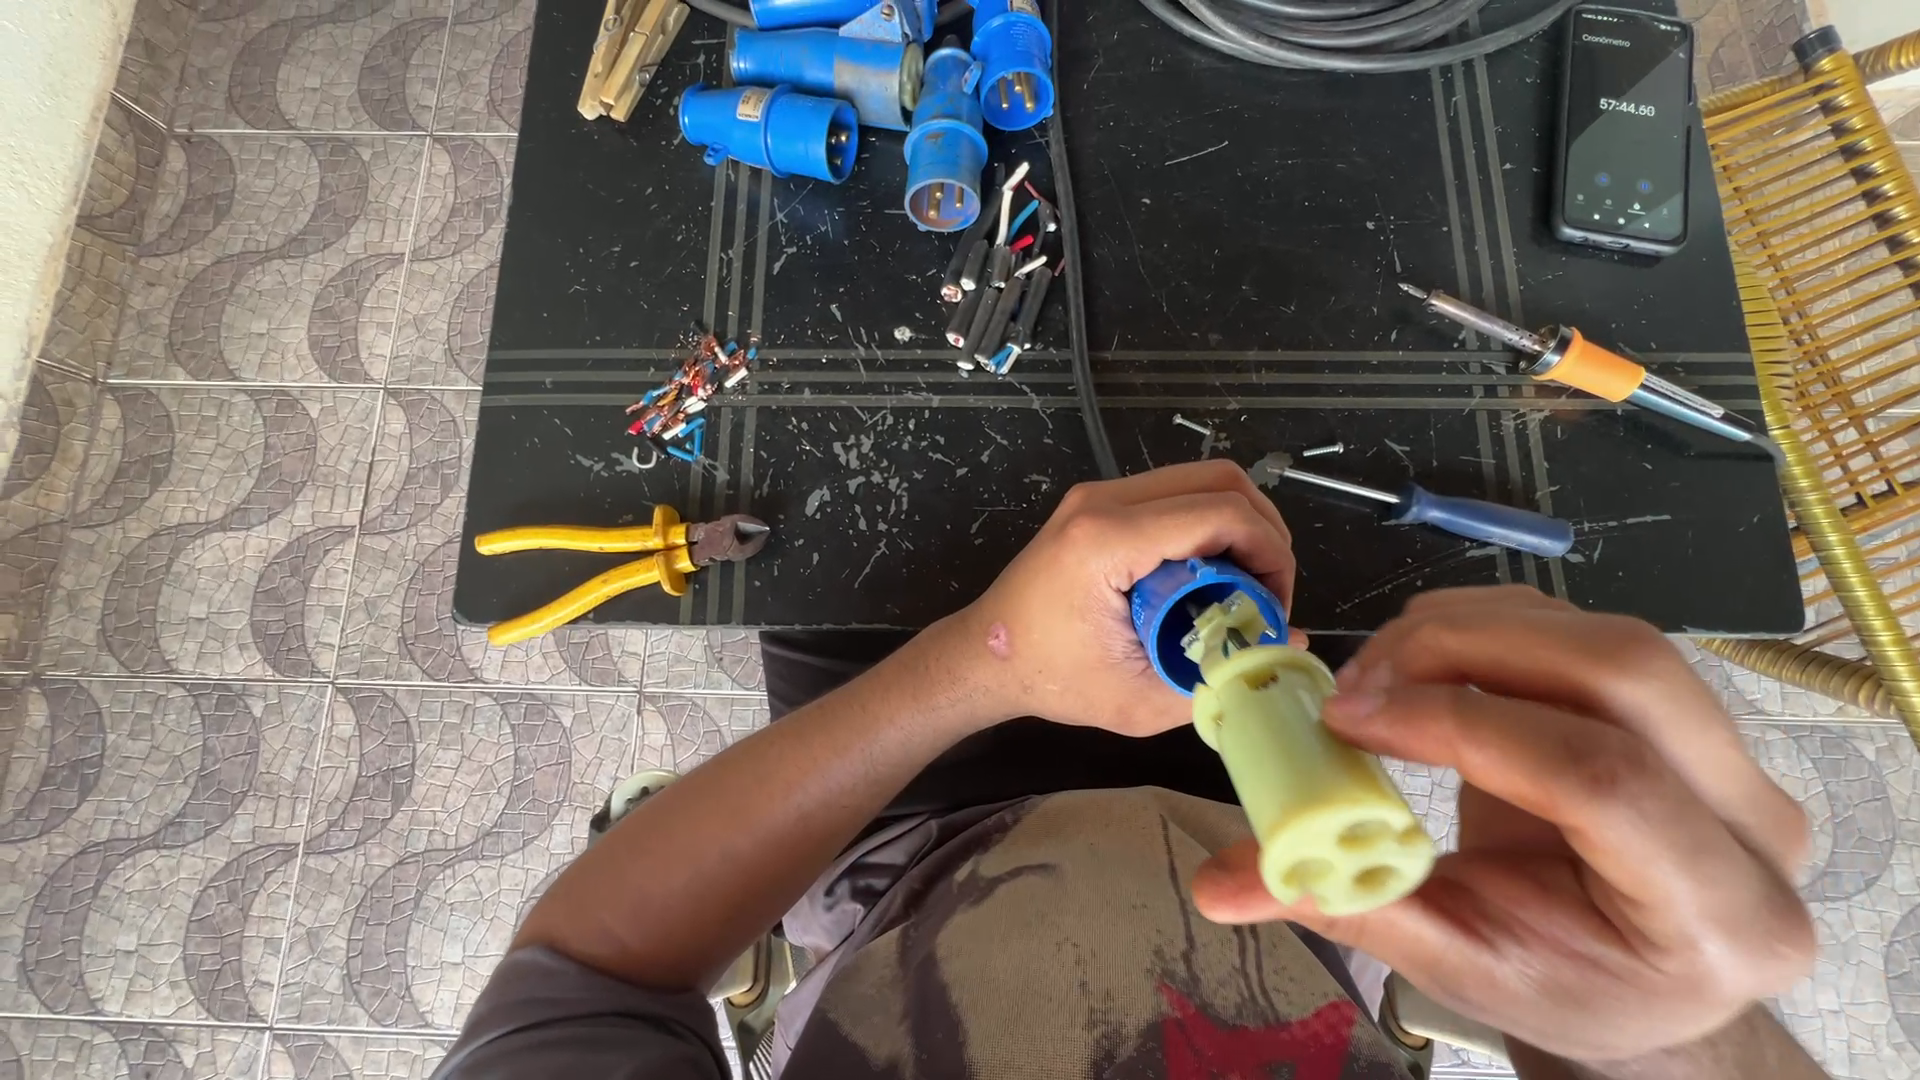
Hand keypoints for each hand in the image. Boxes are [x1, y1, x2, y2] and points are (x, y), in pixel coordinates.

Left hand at [951, 460, 1295, 735]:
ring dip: (1237, 524)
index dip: (1270, 553)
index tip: (1275, 604)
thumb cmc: (1052, 680)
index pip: (1221, 513)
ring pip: (1199, 479)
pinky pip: (1172, 493)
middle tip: (1267, 590)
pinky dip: (1206, 523)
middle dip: (1264, 531)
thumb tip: (1287, 639)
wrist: (986, 656)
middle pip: (1220, 479)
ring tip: (1244, 584)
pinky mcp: (1095, 503)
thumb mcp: (1139, 700)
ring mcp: (1096, 494)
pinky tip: (1209, 572)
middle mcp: (1101, 500)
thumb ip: (1218, 675)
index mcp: (1107, 540)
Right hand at [1188, 586, 1813, 1062]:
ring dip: (1464, 627)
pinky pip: (1577, 626)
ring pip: (1601, 632)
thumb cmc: (1552, 977)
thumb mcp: (1449, 961)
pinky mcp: (1676, 708)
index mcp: (1714, 911)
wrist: (1633, 965)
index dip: (1456, 726)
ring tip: (1374, 673)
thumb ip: (1341, 907)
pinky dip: (1480, 621)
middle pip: (1621, 670)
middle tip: (1357, 682)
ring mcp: (1726, 752)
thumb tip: (1217, 885)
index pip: (1597, 779)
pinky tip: (1418, 659)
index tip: (1341, 718)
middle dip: (1462, 649)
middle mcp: (1751, 818)